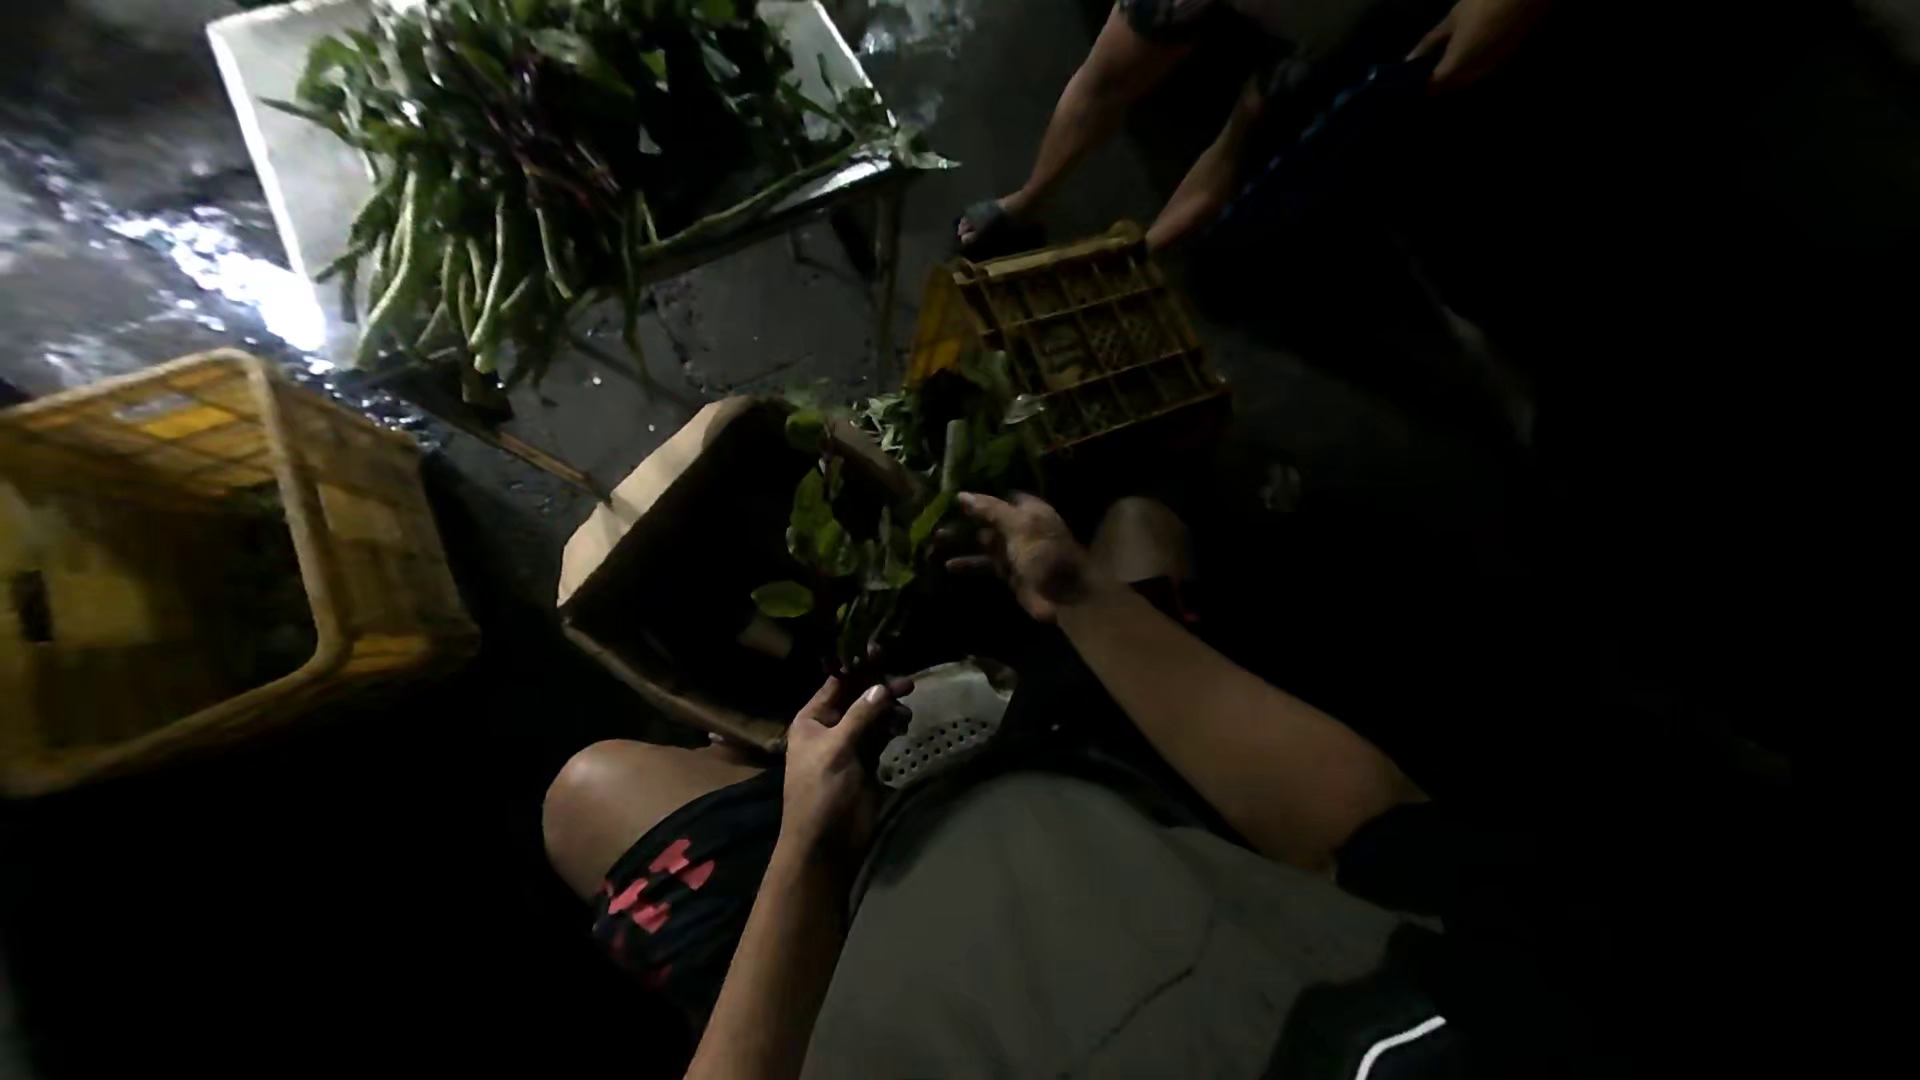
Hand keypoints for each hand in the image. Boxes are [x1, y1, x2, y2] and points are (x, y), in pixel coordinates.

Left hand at [781, 675, 911, 857]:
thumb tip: (882, 687)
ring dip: (890, 709)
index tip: (881, 650)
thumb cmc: (820, 791)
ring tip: (906, 711)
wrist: (826, 843)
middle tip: (908, 682)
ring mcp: (850, 744)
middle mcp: (830, 727)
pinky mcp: (867, 760)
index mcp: (812, 720)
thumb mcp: (836, 748)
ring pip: (874, 715)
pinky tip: (903, 725)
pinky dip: (893, 727)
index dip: (857, 667)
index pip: (836, 684)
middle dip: (880, 688)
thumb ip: (860, 716)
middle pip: (858, 697)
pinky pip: (882, 734)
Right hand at [947, 491, 1096, 623]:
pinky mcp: (1007, 571)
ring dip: (961, 539)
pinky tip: (948, 565)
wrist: (1064, 597)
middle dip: (964, 516)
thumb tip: (961, 495)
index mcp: (1029, 509)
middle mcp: (1020, 526)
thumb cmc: (1044, 554)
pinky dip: (967, 563)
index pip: (1002, 494)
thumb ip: (990, 509)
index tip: (954, 490)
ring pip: (982, 540)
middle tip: (936, 513)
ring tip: (935, 536)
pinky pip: (983, 563)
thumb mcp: (1018, 526)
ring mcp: (1013, 549)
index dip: (981, 492)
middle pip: (988, 516)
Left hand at [1408, 0, 1554, 90]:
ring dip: (1450, 76)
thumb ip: (1429, 42)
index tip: (1408, 76)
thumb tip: (1408, 60)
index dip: (1417, 84)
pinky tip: (1463, 53)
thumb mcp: (1452, 19)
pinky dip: (1466, 68)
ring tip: (1440, 60)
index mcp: (1453, 69)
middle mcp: (1470, 76)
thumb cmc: (1486, 0)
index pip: (1428, 88)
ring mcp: (1490, 69)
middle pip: (1444, 88)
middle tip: (1423, 67)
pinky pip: (1477, 72)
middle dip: (1433, 81)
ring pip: (1461, 82)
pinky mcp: (1504, 59)